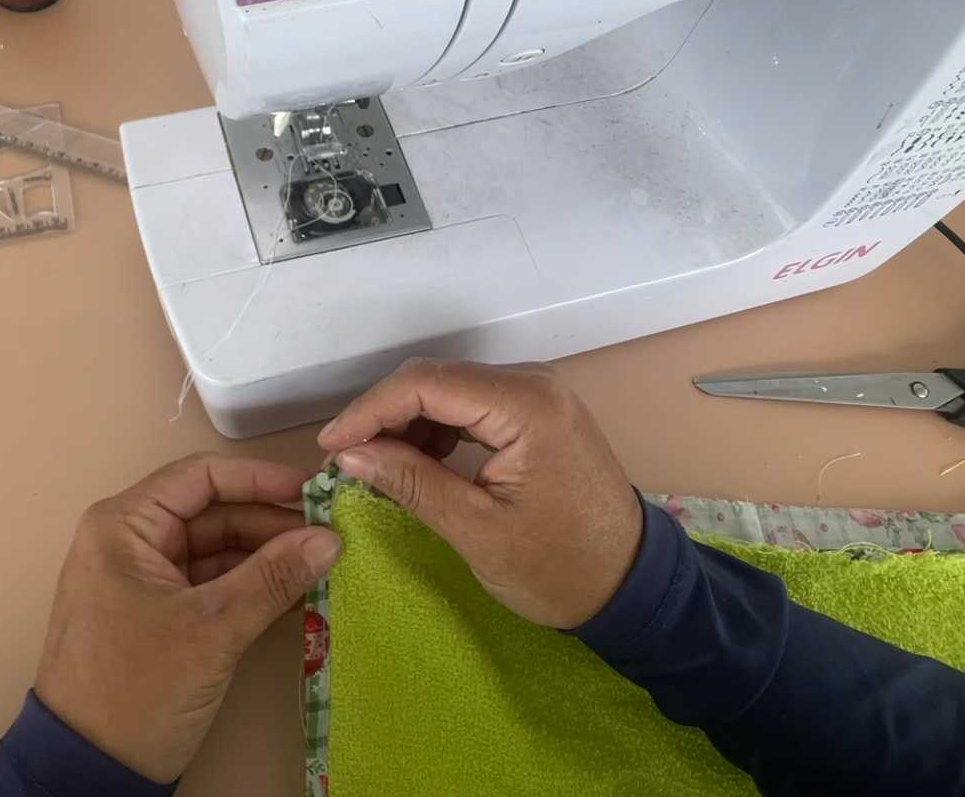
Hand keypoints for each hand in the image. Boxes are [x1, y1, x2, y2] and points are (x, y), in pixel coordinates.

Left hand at [34, 452, 341, 782]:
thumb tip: (331, 538)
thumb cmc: (135, 691)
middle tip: (326, 533)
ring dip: (267, 555)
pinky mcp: (160, 607)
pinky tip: (295, 592)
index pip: (202, 476)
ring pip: (219, 545)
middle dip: (270, 522)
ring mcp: (146, 574)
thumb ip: (273, 577)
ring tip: (319, 563)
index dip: (260, 478)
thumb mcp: (211, 630)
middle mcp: (132, 538)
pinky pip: (213, 579)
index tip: (310, 491)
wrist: (84, 780)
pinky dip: (251, 584)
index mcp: (125, 525)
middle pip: (214, 510)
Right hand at [317, 359, 640, 627]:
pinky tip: (415, 460)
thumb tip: (350, 453)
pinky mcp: (533, 409)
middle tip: (347, 458)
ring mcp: (535, 393)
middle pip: (435, 379)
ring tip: (375, 464)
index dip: (370, 410)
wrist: (632, 585)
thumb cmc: (561, 568)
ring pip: (448, 389)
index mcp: (525, 405)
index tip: (331, 445)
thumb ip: (411, 482)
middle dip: (384, 415)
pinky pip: (470, 404)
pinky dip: (435, 427)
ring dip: (406, 422)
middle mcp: (531, 382)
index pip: (426, 384)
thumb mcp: (478, 531)